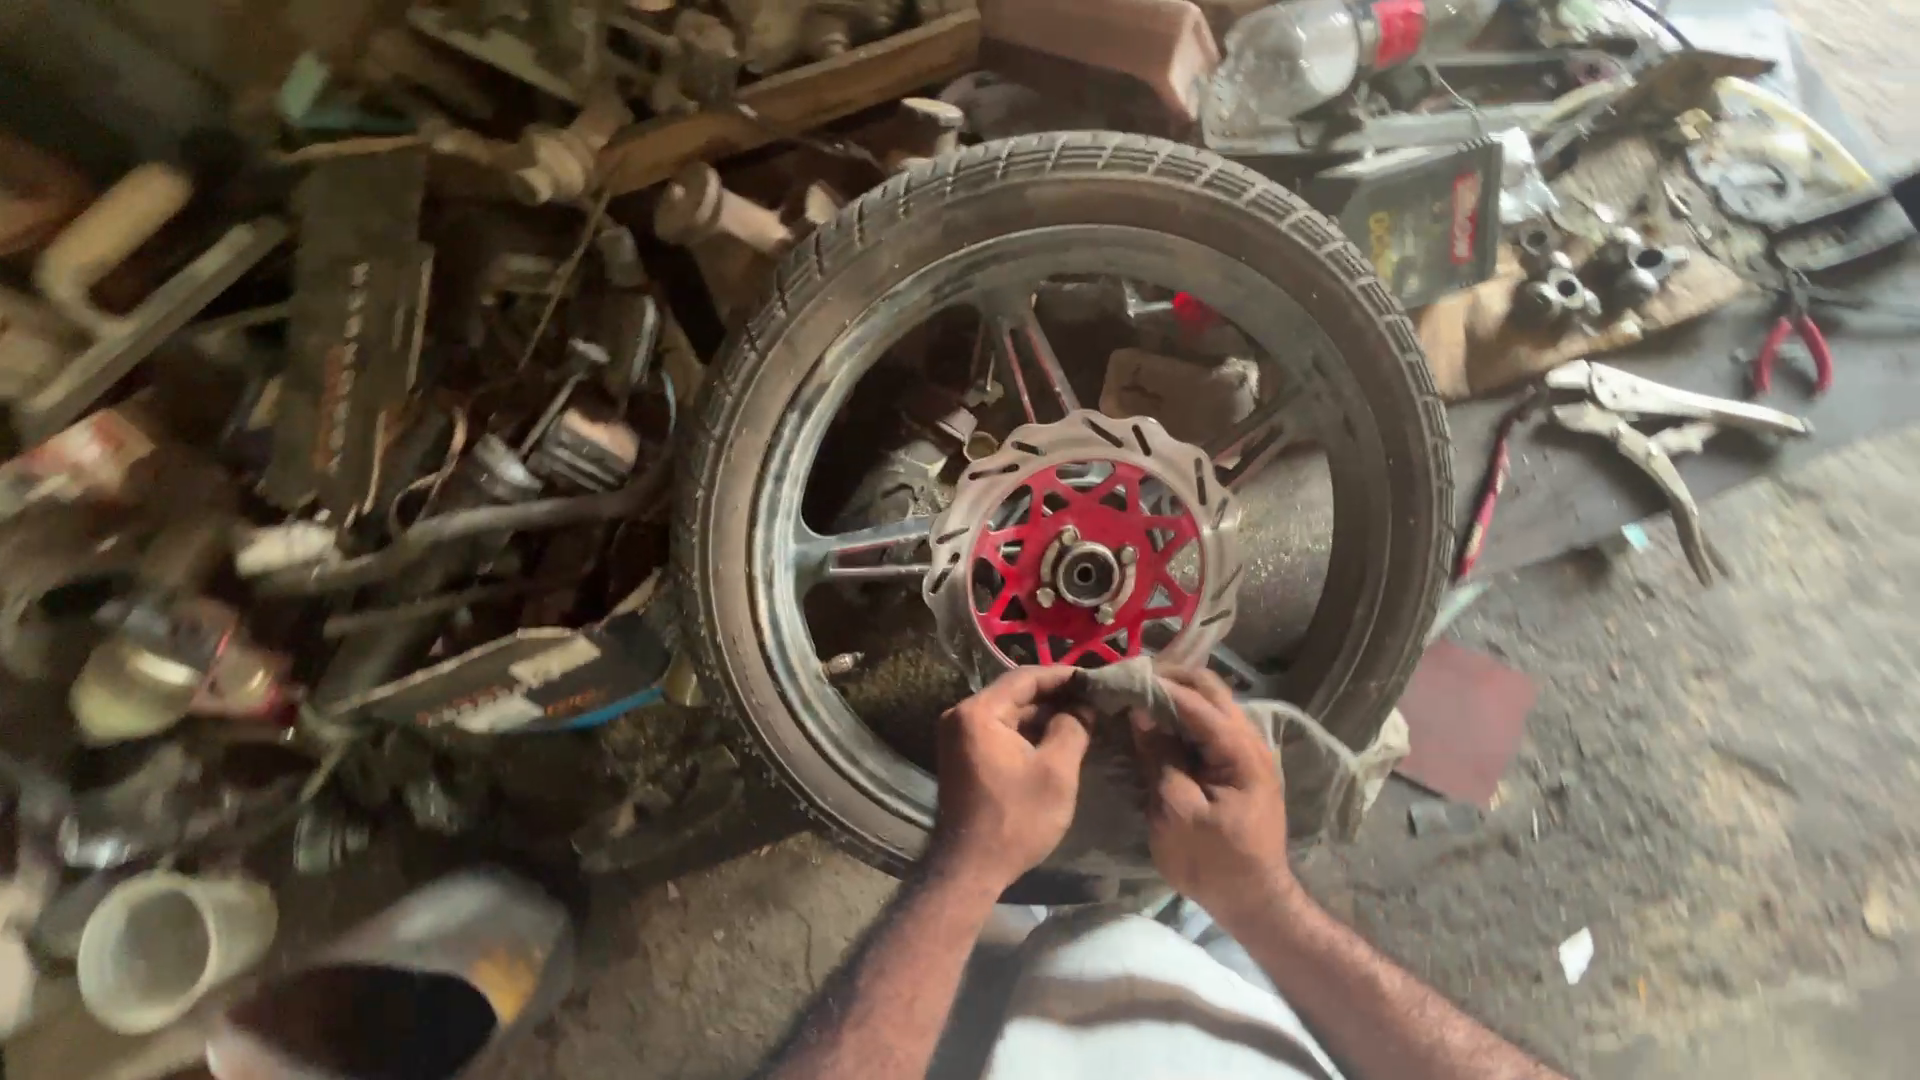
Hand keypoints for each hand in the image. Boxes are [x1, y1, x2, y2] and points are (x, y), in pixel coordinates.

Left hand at [930, 667, 1089, 893]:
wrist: (970, 868)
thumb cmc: (1015, 818)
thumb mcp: (1056, 772)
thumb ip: (1072, 728)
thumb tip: (1083, 705)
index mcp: (977, 712)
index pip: (1024, 678)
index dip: (1061, 676)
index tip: (1093, 680)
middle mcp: (960, 716)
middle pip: (1013, 694)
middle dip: (1054, 696)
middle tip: (1092, 699)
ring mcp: (958, 736)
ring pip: (1007, 713)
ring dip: (1041, 715)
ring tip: (1081, 717)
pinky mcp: (962, 755)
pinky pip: (998, 731)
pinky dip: (1025, 732)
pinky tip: (1055, 738)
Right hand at [1133, 667, 1300, 927]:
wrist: (1254, 902)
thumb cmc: (1212, 862)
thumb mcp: (1176, 811)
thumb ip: (1159, 756)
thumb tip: (1139, 712)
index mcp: (1239, 750)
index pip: (1193, 700)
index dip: (1154, 686)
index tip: (1118, 678)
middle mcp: (1250, 740)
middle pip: (1209, 688)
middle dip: (1168, 678)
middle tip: (1128, 682)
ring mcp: (1247, 750)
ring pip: (1211, 701)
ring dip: (1176, 693)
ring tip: (1138, 696)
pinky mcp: (1238, 763)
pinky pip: (1210, 722)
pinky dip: (1184, 713)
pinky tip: (1157, 721)